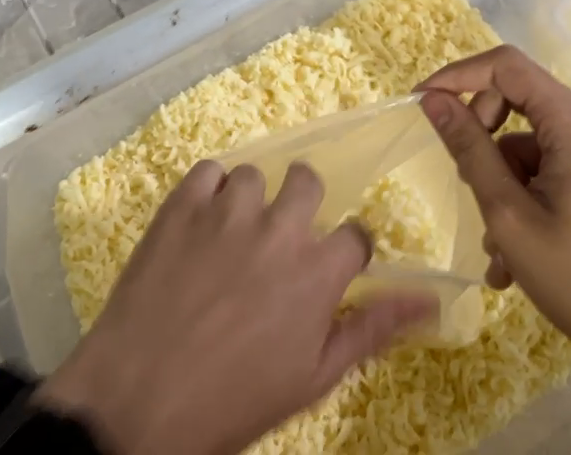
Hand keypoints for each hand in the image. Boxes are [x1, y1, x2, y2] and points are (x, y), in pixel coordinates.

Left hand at [37, 160, 435, 454]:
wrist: (141, 399)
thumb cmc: (234, 399)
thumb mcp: (313, 376)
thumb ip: (371, 328)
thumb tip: (429, 301)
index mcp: (318, 271)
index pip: (355, 234)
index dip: (344, 250)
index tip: (326, 267)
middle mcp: (279, 227)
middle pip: (307, 181)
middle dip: (301, 204)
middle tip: (279, 238)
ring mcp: (227, 211)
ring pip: (253, 175)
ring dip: (250, 200)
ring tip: (231, 237)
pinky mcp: (180, 205)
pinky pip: (207, 171)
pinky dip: (207, 190)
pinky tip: (199, 223)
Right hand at [415, 45, 570, 386]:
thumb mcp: (509, 215)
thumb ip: (469, 149)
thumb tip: (434, 100)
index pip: (506, 66)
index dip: (457, 76)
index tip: (421, 104)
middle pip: (520, 103)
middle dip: (483, 140)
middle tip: (469, 187)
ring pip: (534, 146)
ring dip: (504, 185)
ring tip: (498, 249)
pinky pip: (557, 169)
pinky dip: (530, 198)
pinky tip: (520, 255)